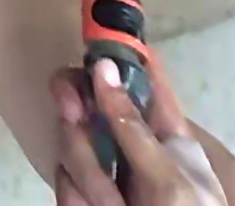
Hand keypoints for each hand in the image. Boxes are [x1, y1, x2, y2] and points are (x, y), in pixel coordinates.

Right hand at [49, 57, 228, 205]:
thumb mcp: (172, 185)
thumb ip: (131, 127)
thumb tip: (102, 66)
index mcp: (164, 131)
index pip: (138, 72)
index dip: (115, 48)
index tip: (89, 43)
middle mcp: (130, 142)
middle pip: (85, 95)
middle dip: (78, 113)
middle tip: (72, 114)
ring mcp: (105, 171)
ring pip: (69, 140)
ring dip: (86, 175)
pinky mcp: (84, 199)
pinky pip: (63, 180)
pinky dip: (76, 200)